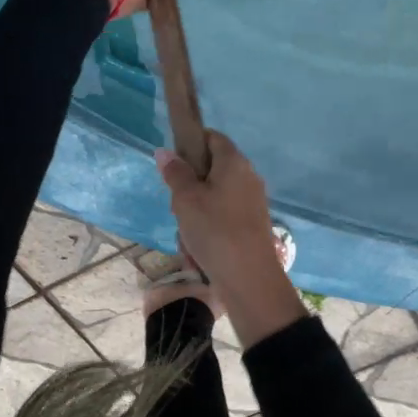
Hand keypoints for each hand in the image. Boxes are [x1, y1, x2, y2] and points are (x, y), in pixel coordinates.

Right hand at [155, 131, 307, 347]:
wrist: (249, 279)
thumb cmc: (215, 230)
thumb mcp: (186, 199)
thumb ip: (175, 173)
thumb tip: (165, 152)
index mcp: (234, 162)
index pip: (211, 137)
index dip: (190, 144)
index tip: (172, 165)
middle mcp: (247, 177)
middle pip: (210, 170)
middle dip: (189, 187)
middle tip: (177, 206)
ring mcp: (251, 202)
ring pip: (212, 198)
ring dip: (195, 214)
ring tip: (187, 235)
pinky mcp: (251, 226)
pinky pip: (221, 219)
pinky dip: (207, 230)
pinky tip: (198, 251)